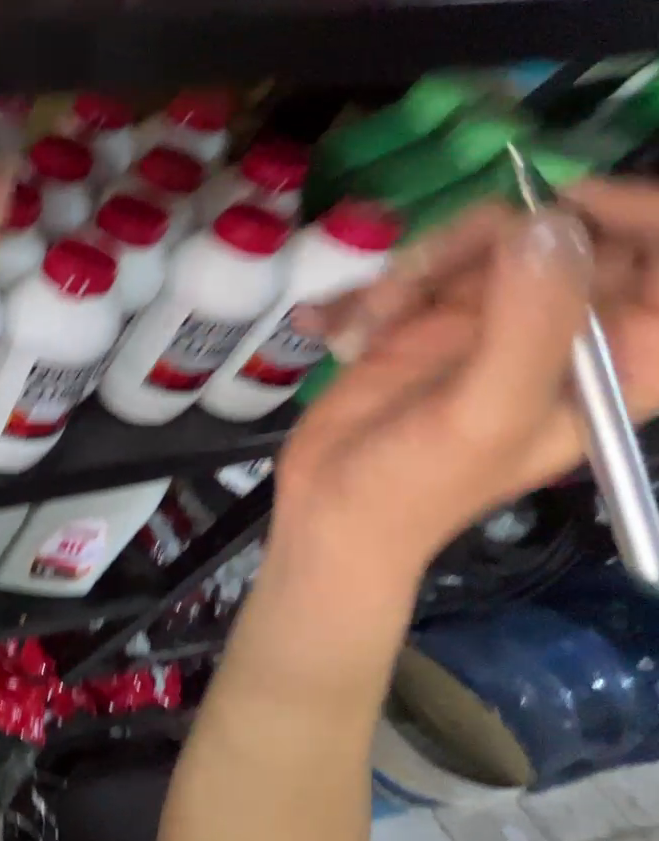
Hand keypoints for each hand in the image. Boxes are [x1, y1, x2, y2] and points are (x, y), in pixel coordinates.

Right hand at [281, 185, 658, 576]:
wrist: (328, 515)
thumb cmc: (419, 484)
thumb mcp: (486, 414)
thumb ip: (530, 322)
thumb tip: (542, 224)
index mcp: (618, 355)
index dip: (634, 217)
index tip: (560, 210)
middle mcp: (559, 328)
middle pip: (556, 237)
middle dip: (479, 247)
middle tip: (414, 282)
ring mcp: (485, 323)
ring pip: (470, 248)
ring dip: (407, 275)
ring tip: (368, 321)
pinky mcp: (419, 326)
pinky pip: (404, 278)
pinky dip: (362, 297)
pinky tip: (336, 330)